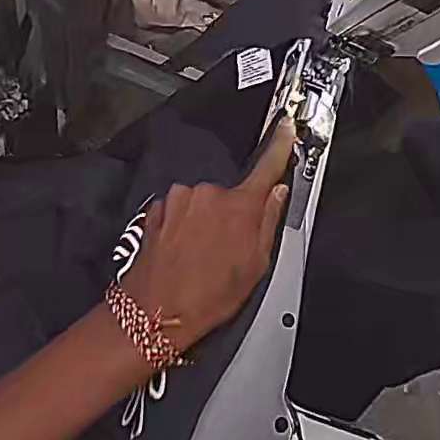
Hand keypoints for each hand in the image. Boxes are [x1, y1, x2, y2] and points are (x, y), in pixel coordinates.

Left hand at [121, 126, 295, 351]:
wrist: (153, 313)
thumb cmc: (205, 297)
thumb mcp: (255, 266)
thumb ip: (268, 222)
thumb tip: (276, 196)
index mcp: (240, 206)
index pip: (267, 166)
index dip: (280, 144)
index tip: (285, 127)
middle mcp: (209, 193)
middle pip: (232, 194)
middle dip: (233, 215)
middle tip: (229, 249)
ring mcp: (180, 198)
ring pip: (205, 203)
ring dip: (206, 223)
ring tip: (202, 258)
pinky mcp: (159, 207)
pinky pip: (182, 210)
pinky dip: (185, 226)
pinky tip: (183, 254)